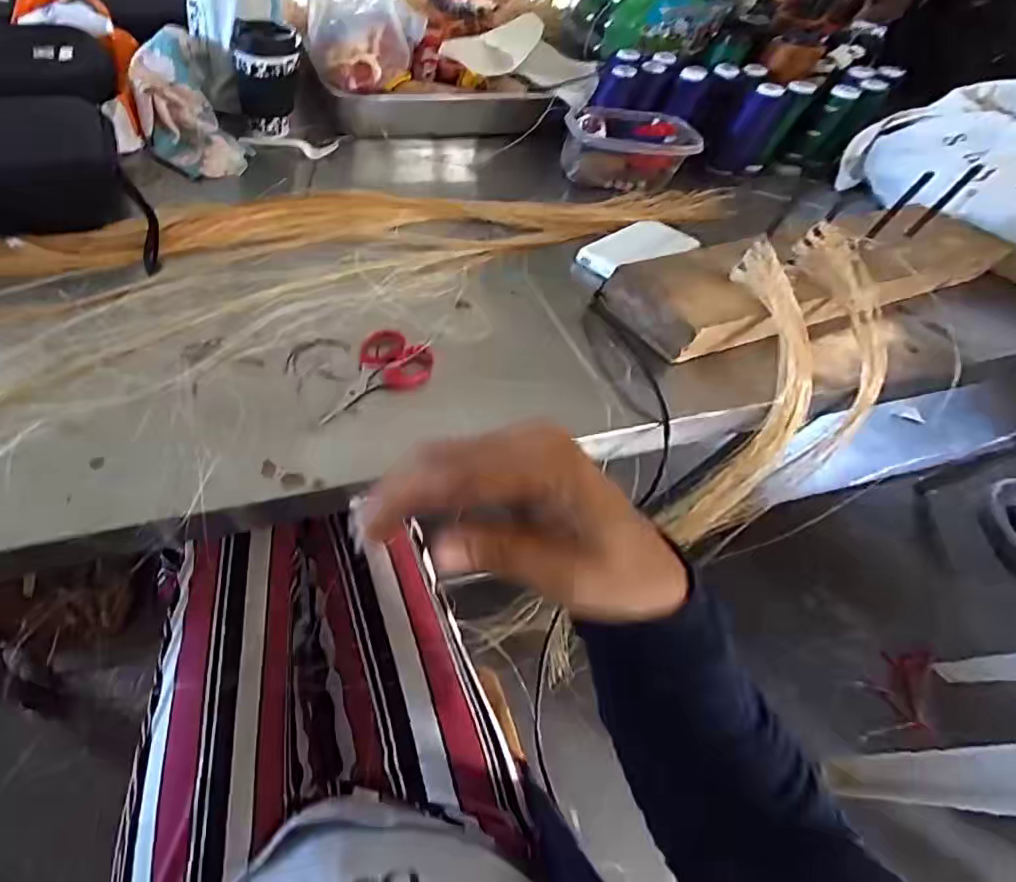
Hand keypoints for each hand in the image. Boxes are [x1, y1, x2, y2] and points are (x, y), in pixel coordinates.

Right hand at [358, 422, 687, 622]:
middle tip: (366, 527)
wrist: (649, 573)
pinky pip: (451, 461)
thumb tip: (436, 549)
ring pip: (440, 455)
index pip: (462, 472)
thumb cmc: (615, 578)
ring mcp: (515, 441)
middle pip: (443, 455)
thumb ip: (498, 552)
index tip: (373, 525)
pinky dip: (422, 483)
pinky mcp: (505, 452)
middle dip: (398, 489)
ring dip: (404, 485)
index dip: (411, 496)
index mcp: (547, 462)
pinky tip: (405, 506)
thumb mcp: (562, 574)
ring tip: (376, 520)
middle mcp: (526, 438)